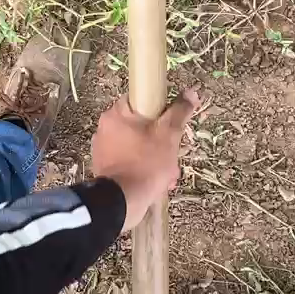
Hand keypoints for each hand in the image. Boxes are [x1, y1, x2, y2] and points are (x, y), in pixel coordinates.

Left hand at [89, 88, 199, 233]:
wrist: (123, 201)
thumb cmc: (146, 163)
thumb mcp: (169, 135)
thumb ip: (179, 112)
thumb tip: (191, 92)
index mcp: (115, 114)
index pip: (140, 100)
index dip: (159, 109)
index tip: (170, 123)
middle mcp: (104, 129)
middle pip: (141, 126)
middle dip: (161, 141)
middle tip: (173, 154)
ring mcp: (103, 150)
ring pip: (138, 147)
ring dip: (156, 158)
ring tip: (169, 174)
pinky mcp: (105, 168)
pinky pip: (130, 162)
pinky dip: (144, 169)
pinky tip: (158, 183)